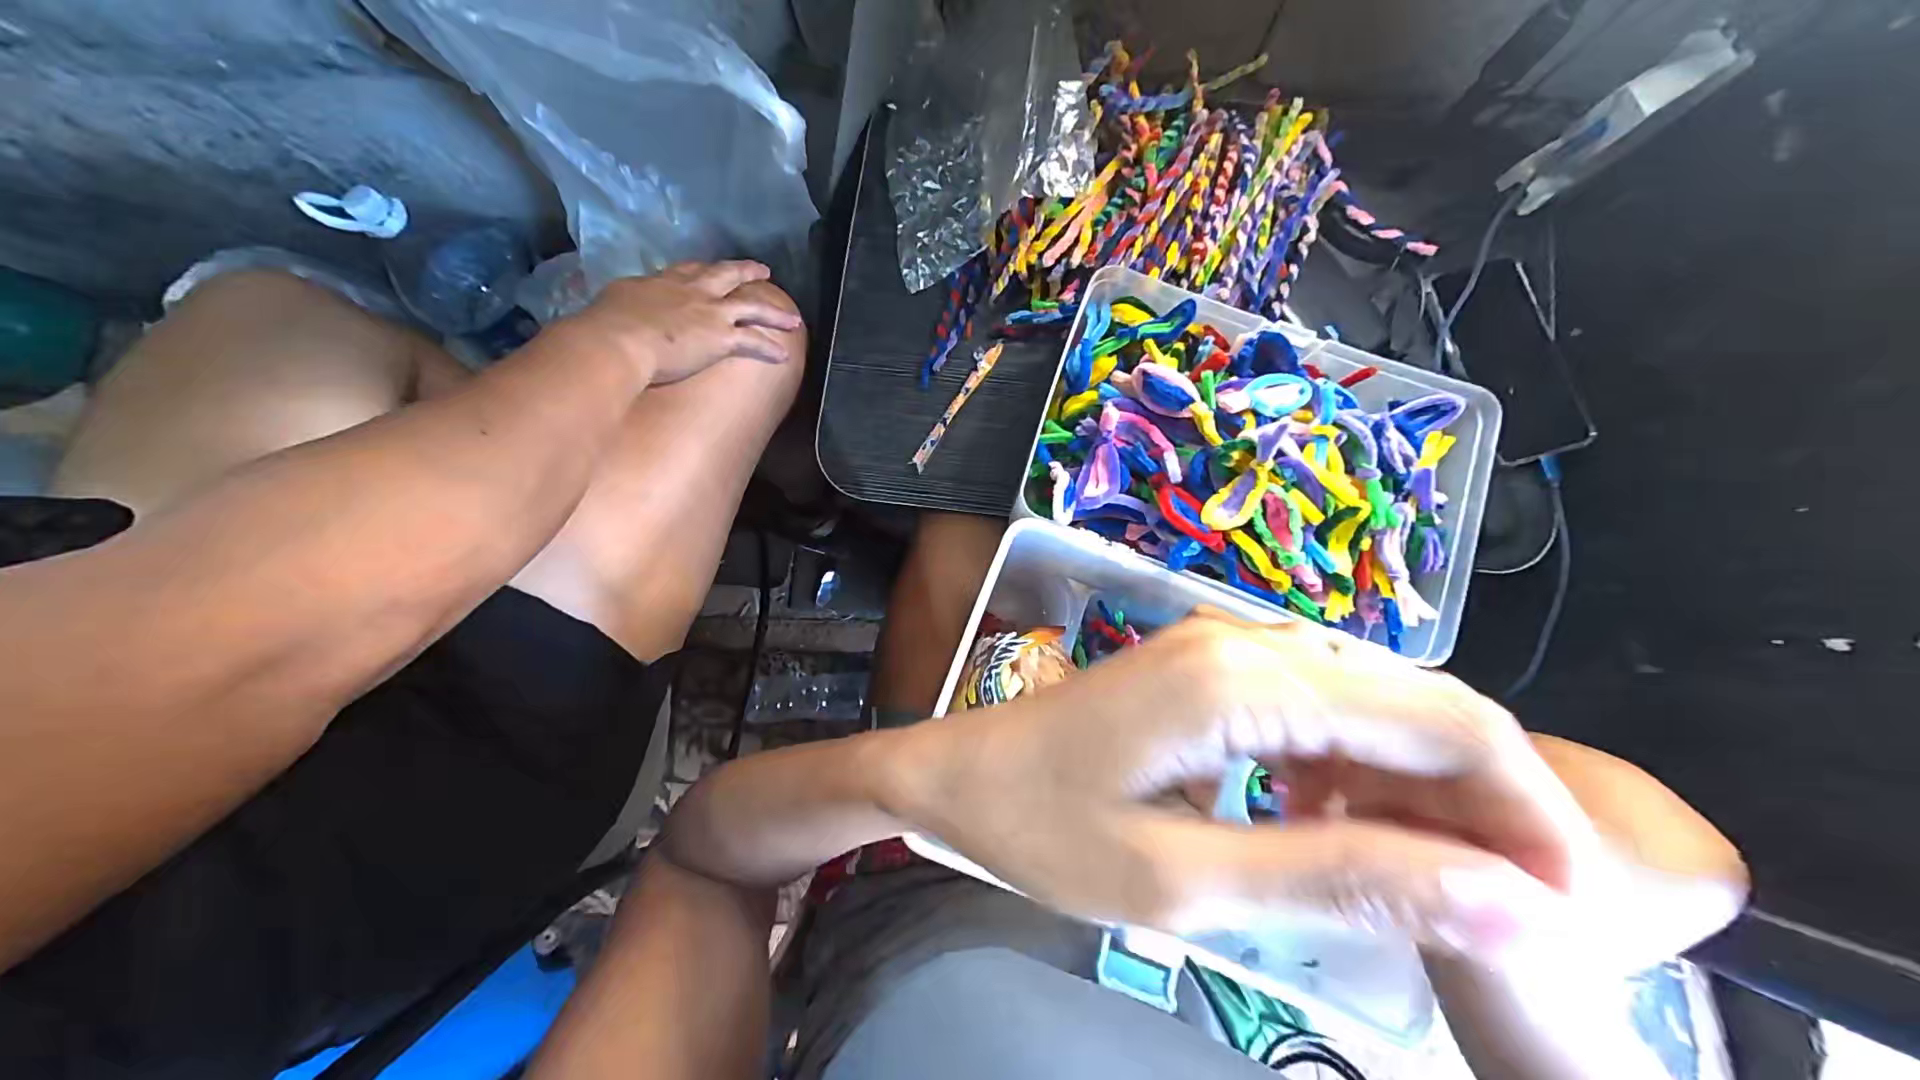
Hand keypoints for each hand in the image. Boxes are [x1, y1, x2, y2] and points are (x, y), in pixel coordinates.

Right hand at [569, 261, 803, 384]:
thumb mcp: (612, 304)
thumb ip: (625, 306)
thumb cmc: (606, 328)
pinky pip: (753, 341)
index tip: (709, 267)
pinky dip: (770, 348)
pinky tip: (785, 354)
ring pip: (750, 306)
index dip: (702, 269)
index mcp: (661, 282)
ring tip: (792, 318)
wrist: (617, 342)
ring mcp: (709, 312)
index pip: (687, 270)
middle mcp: (691, 291)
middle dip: (744, 272)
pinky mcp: (721, 337)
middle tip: (762, 269)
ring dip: (773, 312)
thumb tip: (621, 312)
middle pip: (724, 275)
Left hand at [884, 614, 1741, 968]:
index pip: (1442, 722)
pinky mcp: (1205, 668)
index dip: (1527, 812)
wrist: (952, 775)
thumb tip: (1514, 904)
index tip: (1568, 912)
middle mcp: (1245, 640)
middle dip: (1484, 800)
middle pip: (1415, 703)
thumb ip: (1345, 880)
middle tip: (1510, 909)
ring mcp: (1222, 646)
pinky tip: (1339, 826)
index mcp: (1244, 680)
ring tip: (1433, 881)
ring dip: (1420, 786)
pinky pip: (1314, 707)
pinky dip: (1355, 769)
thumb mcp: (1187, 881)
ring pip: (1369, 704)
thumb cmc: (1043, 831)